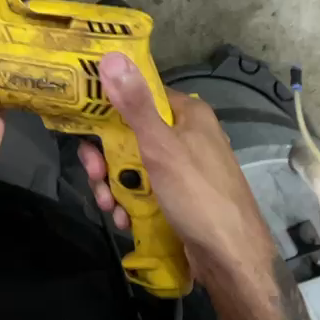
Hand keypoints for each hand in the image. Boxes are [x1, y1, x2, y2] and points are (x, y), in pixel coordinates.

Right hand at [76, 52, 277, 275]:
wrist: (233, 262)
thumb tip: (111, 57)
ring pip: (134, 165)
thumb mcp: (161, 146)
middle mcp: (188, 137)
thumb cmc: (199, 195)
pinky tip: (122, 218)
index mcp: (189, 115)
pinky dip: (129, 202)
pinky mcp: (179, 198)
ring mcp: (184, 170)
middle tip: (95, 173)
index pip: (142, 95)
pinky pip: (145, 190)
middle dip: (107, 157)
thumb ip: (134, 104)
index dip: (111, 106)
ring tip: (108, 204)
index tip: (86, 122)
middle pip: (131, 134)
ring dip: (114, 184)